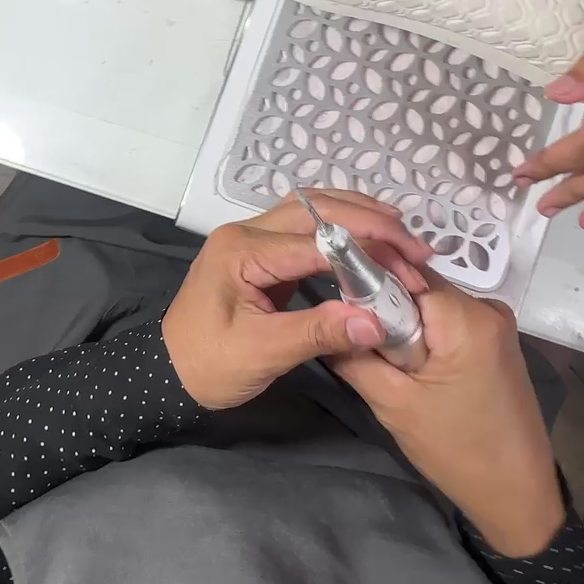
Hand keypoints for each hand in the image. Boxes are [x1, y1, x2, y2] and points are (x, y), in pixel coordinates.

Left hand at [165, 189, 432, 409]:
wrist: (166, 373)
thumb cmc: (208, 365)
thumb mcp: (262, 352)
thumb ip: (318, 331)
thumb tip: (377, 321)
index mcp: (243, 249)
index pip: (318, 238)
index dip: (369, 251)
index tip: (413, 268)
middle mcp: (246, 232)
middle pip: (317, 209)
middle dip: (370, 223)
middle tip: (417, 247)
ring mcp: (251, 239)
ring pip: (312, 212)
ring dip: (357, 220)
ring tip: (402, 237)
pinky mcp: (259, 255)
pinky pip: (305, 232)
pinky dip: (341, 235)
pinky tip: (369, 247)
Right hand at [333, 279, 564, 555]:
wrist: (517, 496)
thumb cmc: (456, 450)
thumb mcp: (392, 404)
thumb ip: (353, 356)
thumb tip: (323, 321)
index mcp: (467, 318)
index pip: (402, 273)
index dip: (367, 289)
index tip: (341, 316)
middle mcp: (487, 308)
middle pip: (415, 288)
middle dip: (385, 314)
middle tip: (370, 355)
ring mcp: (494, 324)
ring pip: (427, 306)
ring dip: (402, 329)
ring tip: (394, 370)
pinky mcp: (493, 342)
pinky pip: (444, 323)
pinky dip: (424, 340)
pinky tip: (417, 374)